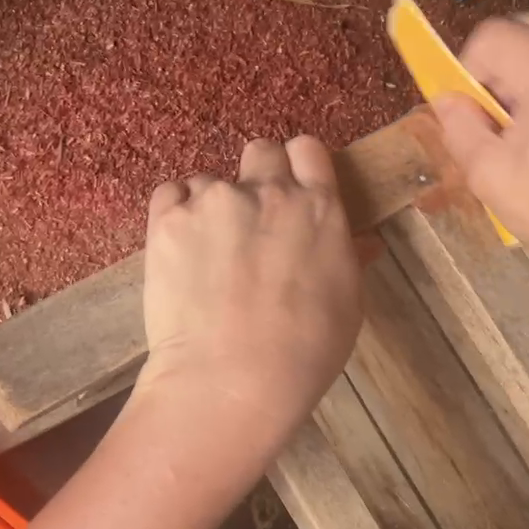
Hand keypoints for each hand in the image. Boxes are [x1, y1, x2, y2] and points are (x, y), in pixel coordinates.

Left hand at [137, 137, 362, 446]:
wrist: (231, 377)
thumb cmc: (303, 352)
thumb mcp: (346, 305)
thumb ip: (346, 258)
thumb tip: (360, 242)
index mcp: (318, 208)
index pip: (307, 150)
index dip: (296, 166)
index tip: (289, 189)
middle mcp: (266, 191)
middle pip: (260, 152)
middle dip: (255, 176)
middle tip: (246, 220)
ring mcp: (213, 201)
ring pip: (210, 180)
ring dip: (210, 206)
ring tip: (205, 253)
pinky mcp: (168, 220)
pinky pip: (170, 195)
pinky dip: (174, 213)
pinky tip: (179, 249)